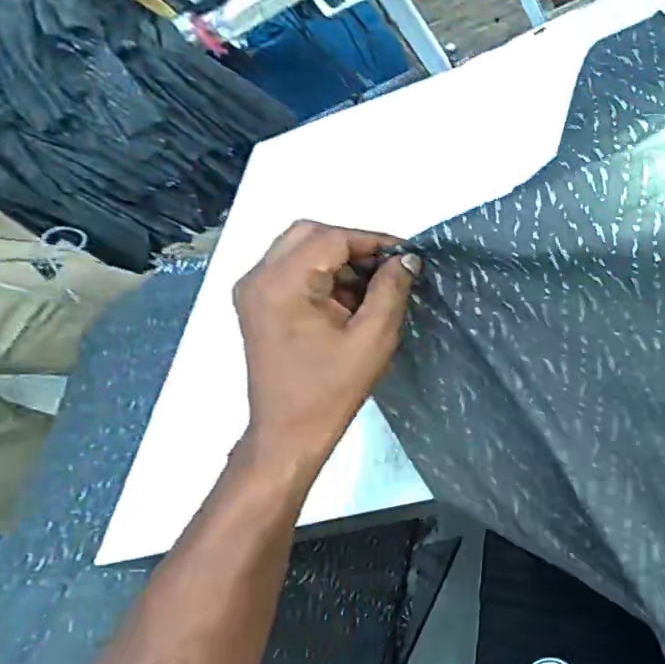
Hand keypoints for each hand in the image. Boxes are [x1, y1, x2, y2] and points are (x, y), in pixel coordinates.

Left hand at [234, 220, 420, 471]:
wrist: (290, 428)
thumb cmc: (333, 387)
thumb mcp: (373, 337)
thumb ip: (391, 291)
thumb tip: (408, 260)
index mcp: (281, 284)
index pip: (329, 239)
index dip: (373, 241)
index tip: (409, 256)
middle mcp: (258, 279)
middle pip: (308, 235)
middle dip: (355, 244)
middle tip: (392, 267)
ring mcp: (255, 292)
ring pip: (300, 250)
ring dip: (342, 260)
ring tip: (377, 287)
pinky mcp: (260, 305)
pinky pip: (295, 271)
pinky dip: (328, 275)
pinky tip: (354, 301)